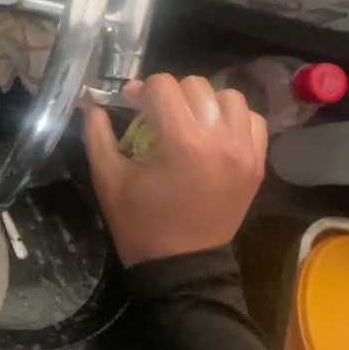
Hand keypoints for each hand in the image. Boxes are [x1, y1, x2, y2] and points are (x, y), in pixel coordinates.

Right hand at [83, 74, 267, 265]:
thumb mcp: (108, 178)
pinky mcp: (257, 163)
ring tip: (187, 122)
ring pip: (228, 97)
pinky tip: (212, 133)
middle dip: (170, 95)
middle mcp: (220, 139)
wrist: (180, 264)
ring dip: (203, 102)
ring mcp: (244, 151)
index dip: (141, 90)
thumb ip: (97, 134)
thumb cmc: (139, 222)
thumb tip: (92, 103)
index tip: (131, 104)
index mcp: (181, 142)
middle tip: (155, 115)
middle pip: (195, 86)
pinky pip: (251, 120)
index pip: (164, 86)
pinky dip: (231, 118)